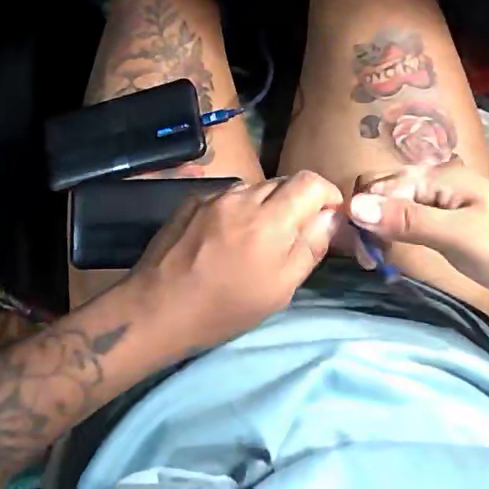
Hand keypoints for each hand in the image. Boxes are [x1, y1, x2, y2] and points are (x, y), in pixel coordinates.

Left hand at [127, 172, 343, 349]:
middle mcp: (242, 196)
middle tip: (293, 234)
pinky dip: (237, 210)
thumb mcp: (280, 288)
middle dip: (296, 202)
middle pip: (282, 183)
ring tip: (256, 239)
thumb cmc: (225, 307)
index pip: (310, 181)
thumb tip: (331, 217)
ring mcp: (213, 196)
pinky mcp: (191, 201)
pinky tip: (226, 238)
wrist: (157, 307)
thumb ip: (310, 246)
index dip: (327, 195)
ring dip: (265, 206)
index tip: (327, 217)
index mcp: (270, 218)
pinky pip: (226, 196)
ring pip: (253, 188)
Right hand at [346, 160, 488, 308]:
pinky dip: (398, 236)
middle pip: (384, 193)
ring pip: (396, 208)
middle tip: (367, 261)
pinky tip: (396, 255)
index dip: (361, 215)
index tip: (360, 253)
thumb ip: (407, 220)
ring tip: (377, 261)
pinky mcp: (453, 222)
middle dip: (367, 222)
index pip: (378, 186)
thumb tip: (352, 206)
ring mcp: (447, 202)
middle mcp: (438, 181)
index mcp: (438, 176)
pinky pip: (412, 221)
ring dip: (381, 231)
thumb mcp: (459, 237)